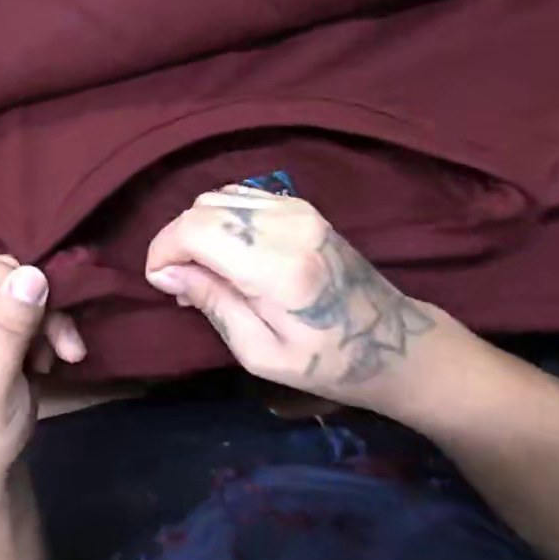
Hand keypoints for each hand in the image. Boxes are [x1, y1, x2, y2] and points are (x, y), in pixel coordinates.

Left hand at [0, 253, 86, 495]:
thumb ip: (8, 330)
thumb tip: (32, 274)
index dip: (0, 277)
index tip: (36, 299)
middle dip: (32, 304)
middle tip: (57, 337)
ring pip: (19, 293)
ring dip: (48, 320)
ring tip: (64, 354)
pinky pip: (31, 313)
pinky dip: (49, 331)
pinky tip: (52, 362)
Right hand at [144, 187, 448, 414]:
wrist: (398, 344)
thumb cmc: (328, 362)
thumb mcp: (260, 353)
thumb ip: (212, 303)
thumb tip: (164, 273)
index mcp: (279, 267)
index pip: (195, 231)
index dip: (163, 251)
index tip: (160, 282)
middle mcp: (287, 225)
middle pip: (200, 210)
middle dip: (175, 243)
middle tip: (181, 284)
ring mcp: (297, 209)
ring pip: (214, 198)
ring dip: (194, 230)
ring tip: (203, 271)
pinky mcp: (300, 206)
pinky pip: (236, 197)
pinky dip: (217, 220)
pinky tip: (224, 252)